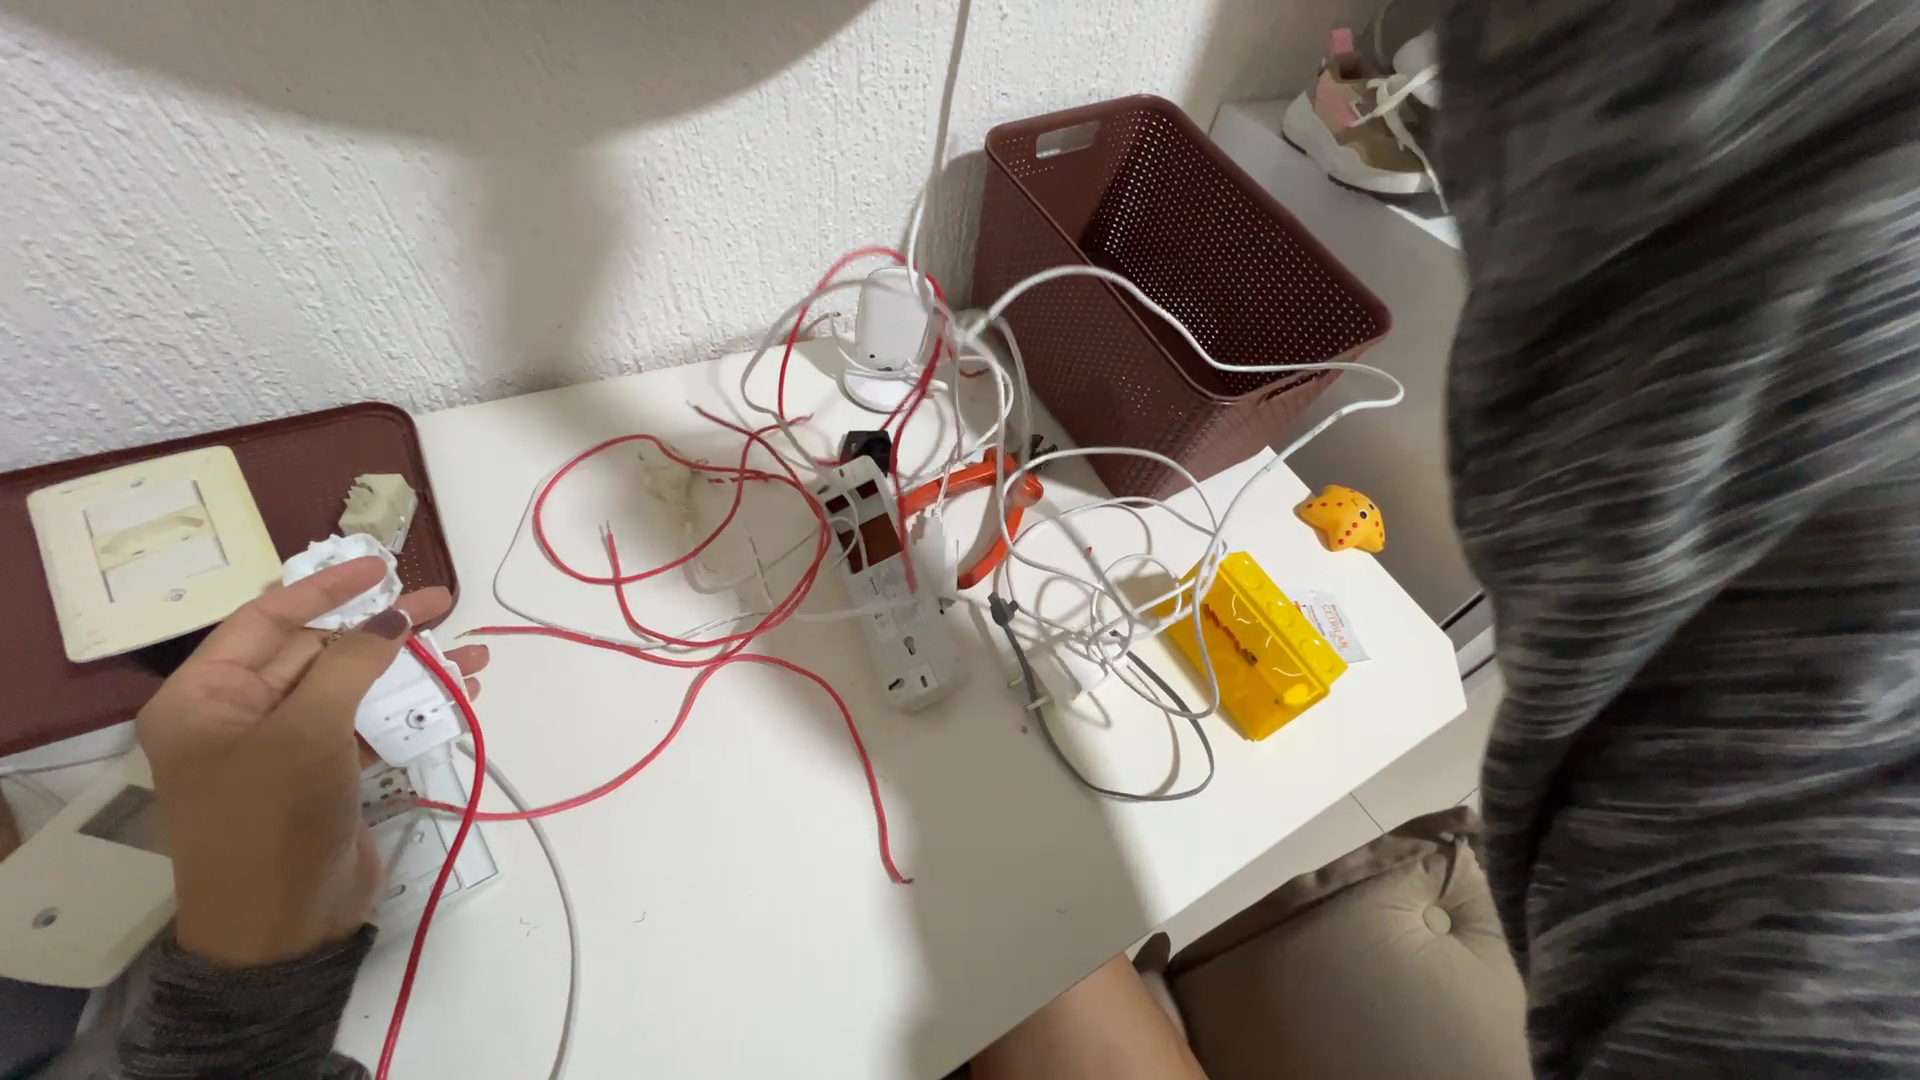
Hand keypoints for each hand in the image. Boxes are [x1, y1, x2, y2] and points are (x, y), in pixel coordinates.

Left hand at [137, 557, 489, 966]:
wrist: (285, 921)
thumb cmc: (274, 818)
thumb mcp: (308, 731)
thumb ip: (352, 664)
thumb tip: (394, 618)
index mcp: (207, 699)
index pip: (266, 619)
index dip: (327, 588)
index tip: (382, 566)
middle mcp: (243, 714)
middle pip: (320, 650)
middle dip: (385, 630)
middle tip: (443, 605)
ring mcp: (288, 744)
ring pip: (358, 685)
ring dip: (414, 669)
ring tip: (473, 655)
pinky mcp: (328, 769)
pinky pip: (373, 720)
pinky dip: (415, 706)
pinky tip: (462, 693)